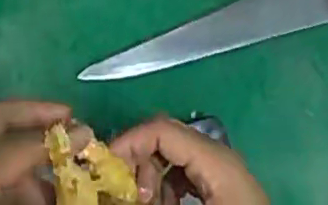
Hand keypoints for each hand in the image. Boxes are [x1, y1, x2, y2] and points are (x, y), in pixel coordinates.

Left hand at [0, 100, 85, 204]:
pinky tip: (35, 196)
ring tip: (60, 171)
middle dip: (35, 115)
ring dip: (25, 149)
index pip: (16, 146)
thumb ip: (40, 201)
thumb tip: (76, 190)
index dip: (55, 138)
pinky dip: (9, 175)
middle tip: (70, 119)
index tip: (89, 134)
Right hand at [108, 117, 267, 204]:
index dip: (130, 142)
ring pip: (175, 155)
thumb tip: (118, 195)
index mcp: (214, 159)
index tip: (105, 166)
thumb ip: (154, 203)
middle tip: (123, 190)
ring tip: (144, 204)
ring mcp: (222, 172)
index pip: (162, 129)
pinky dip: (168, 187)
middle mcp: (218, 156)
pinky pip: (186, 174)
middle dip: (139, 159)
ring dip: (153, 176)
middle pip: (166, 137)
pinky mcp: (222, 189)